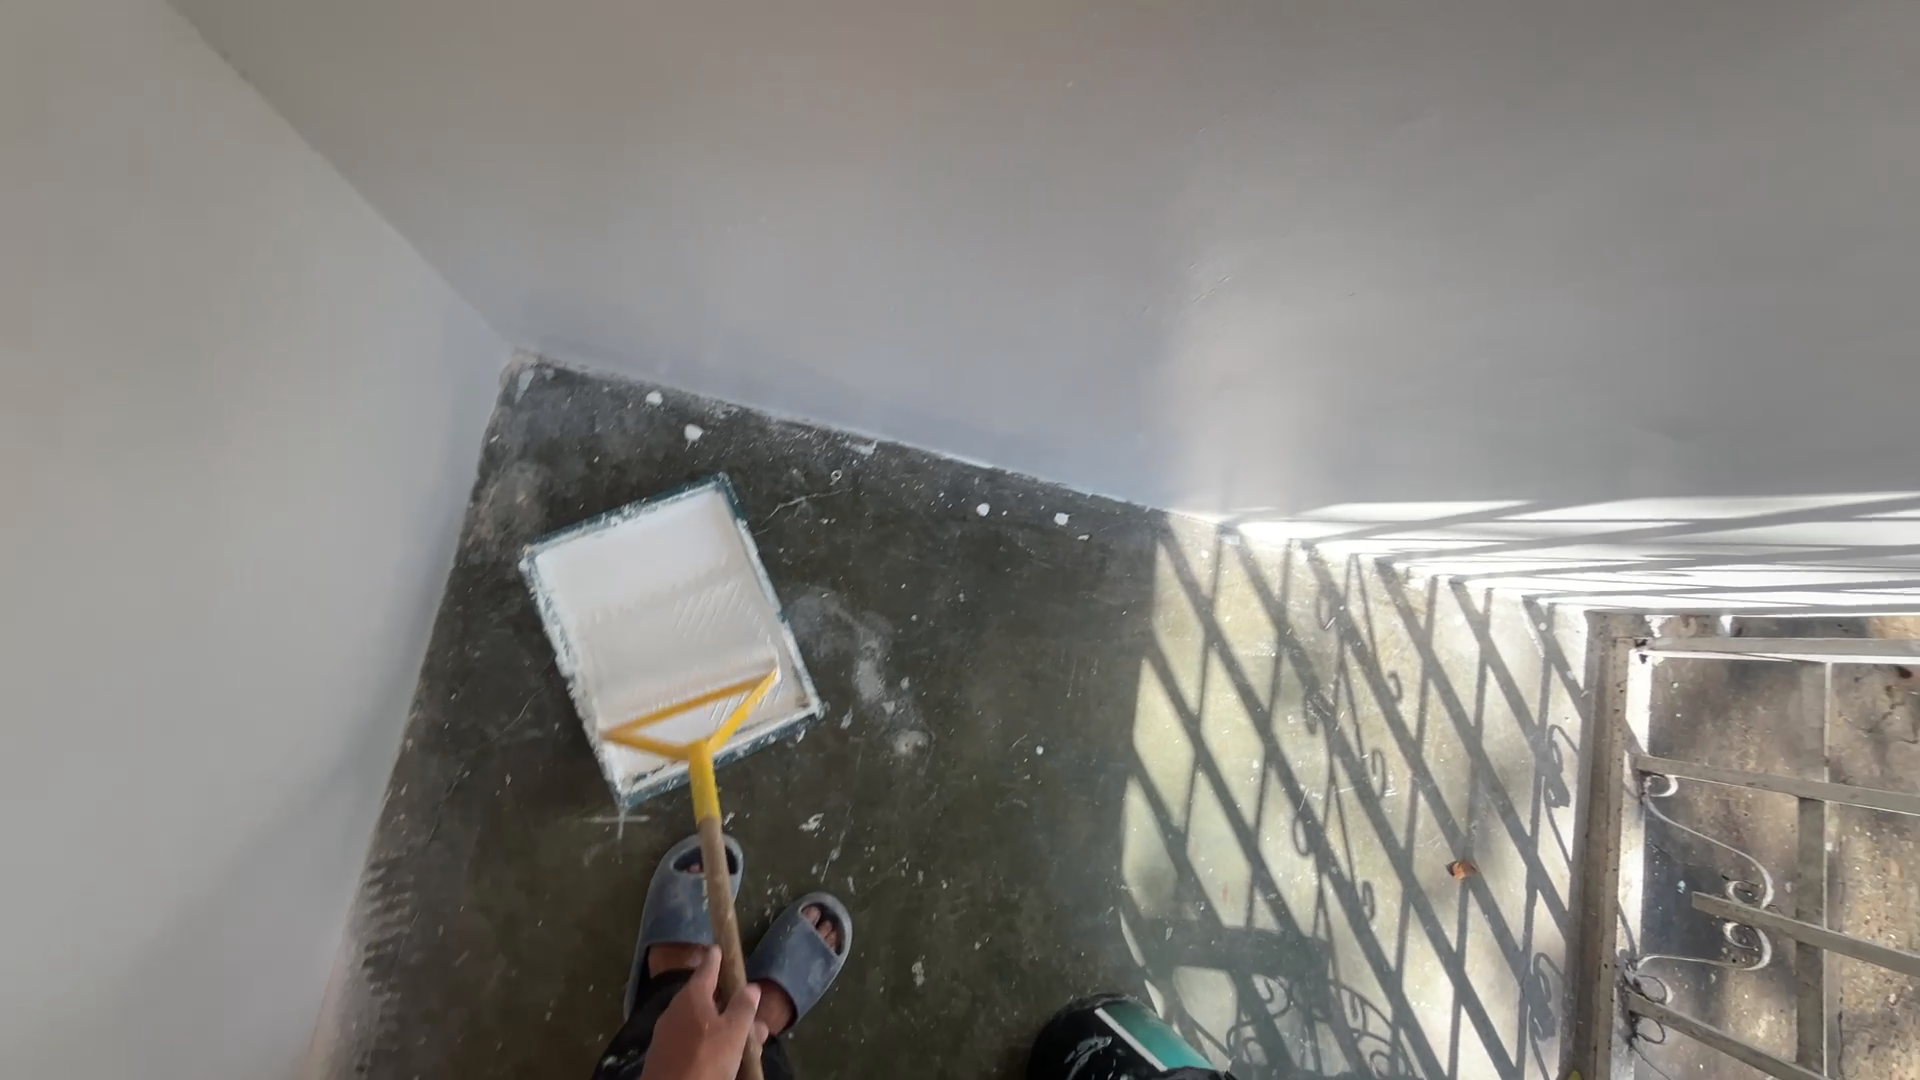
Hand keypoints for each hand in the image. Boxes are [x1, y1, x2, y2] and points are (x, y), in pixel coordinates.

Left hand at [639, 946, 762, 1079]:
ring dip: (722, 1026)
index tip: (721, 948)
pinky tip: (722, 1057)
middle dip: (728, 1002)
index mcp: (692, 996)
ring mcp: (666, 1035)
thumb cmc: (704, 1063)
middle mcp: (676, 1009)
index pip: (707, 966)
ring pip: (700, 1022)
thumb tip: (751, 986)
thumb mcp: (733, 1034)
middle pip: (705, 997)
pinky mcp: (663, 1057)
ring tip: (745, 1040)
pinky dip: (707, 1042)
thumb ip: (744, 1007)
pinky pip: (690, 1040)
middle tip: (748, 1009)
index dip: (717, 957)